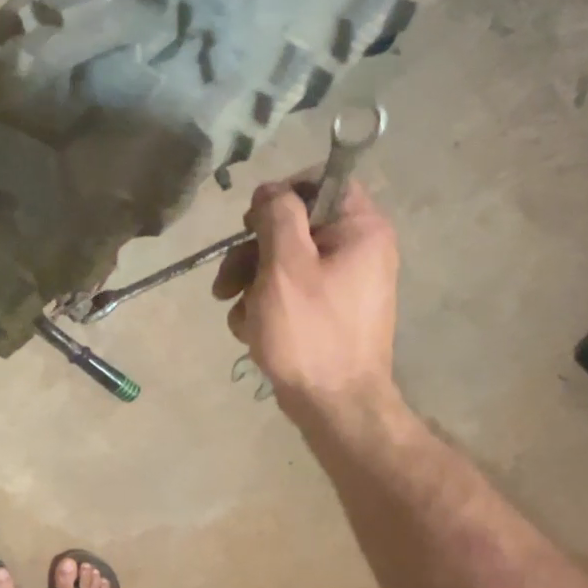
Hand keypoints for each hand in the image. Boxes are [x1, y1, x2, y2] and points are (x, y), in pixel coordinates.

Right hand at [213, 177, 401, 422]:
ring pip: (283, 265)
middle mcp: (359, 250)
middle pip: (293, 228)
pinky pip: (290, 295)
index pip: (320, 183)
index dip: (280, 197)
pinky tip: (253, 332)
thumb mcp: (285, 266)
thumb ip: (277, 217)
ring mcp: (344, 285)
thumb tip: (270, 192)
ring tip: (240, 317)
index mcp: (361, 228)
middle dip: (252, 255)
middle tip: (226, 283)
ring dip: (251, 287)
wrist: (334, 405)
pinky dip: (266, 310)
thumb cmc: (310, 333)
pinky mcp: (328, 314)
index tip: (249, 224)